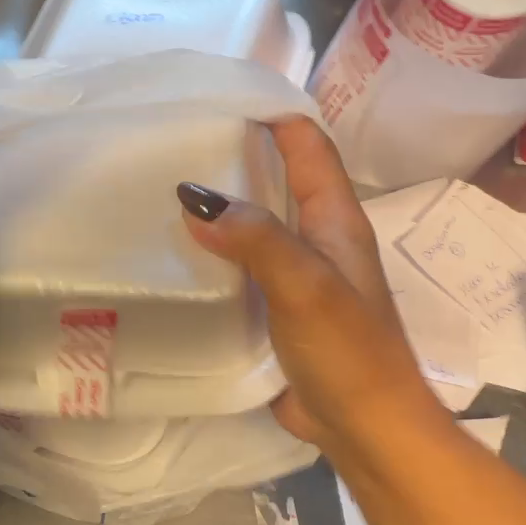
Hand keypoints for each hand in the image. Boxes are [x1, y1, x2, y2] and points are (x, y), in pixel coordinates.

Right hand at [179, 117, 445, 447]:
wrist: (363, 424)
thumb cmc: (347, 351)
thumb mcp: (304, 286)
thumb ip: (257, 239)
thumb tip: (195, 199)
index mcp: (336, 224)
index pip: (309, 150)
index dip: (275, 119)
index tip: (223, 100)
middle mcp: (316, 243)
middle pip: (277, 185)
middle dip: (236, 161)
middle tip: (175, 148)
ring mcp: (295, 280)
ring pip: (253, 230)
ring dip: (219, 214)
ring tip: (162, 199)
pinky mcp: (274, 314)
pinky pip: (239, 273)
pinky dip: (211, 260)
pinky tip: (177, 263)